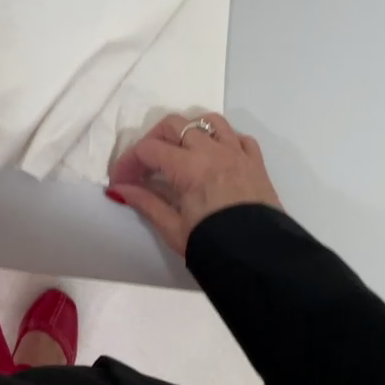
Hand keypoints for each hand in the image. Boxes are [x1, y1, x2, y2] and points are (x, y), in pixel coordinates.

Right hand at [106, 113, 280, 257]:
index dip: (128, 162)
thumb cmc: (215, 246)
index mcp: (188, 166)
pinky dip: (225, 140)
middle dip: (153, 139)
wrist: (265, 264)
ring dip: (190, 130)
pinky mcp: (257, 164)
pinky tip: (216, 156)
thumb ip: (145, 203)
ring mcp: (237, 154)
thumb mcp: (173, 229)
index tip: (121, 181)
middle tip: (146, 163)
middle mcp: (212, 151)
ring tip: (181, 150)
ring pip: (209, 121)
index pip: (147, 149)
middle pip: (174, 124)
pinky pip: (240, 138)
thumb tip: (120, 189)